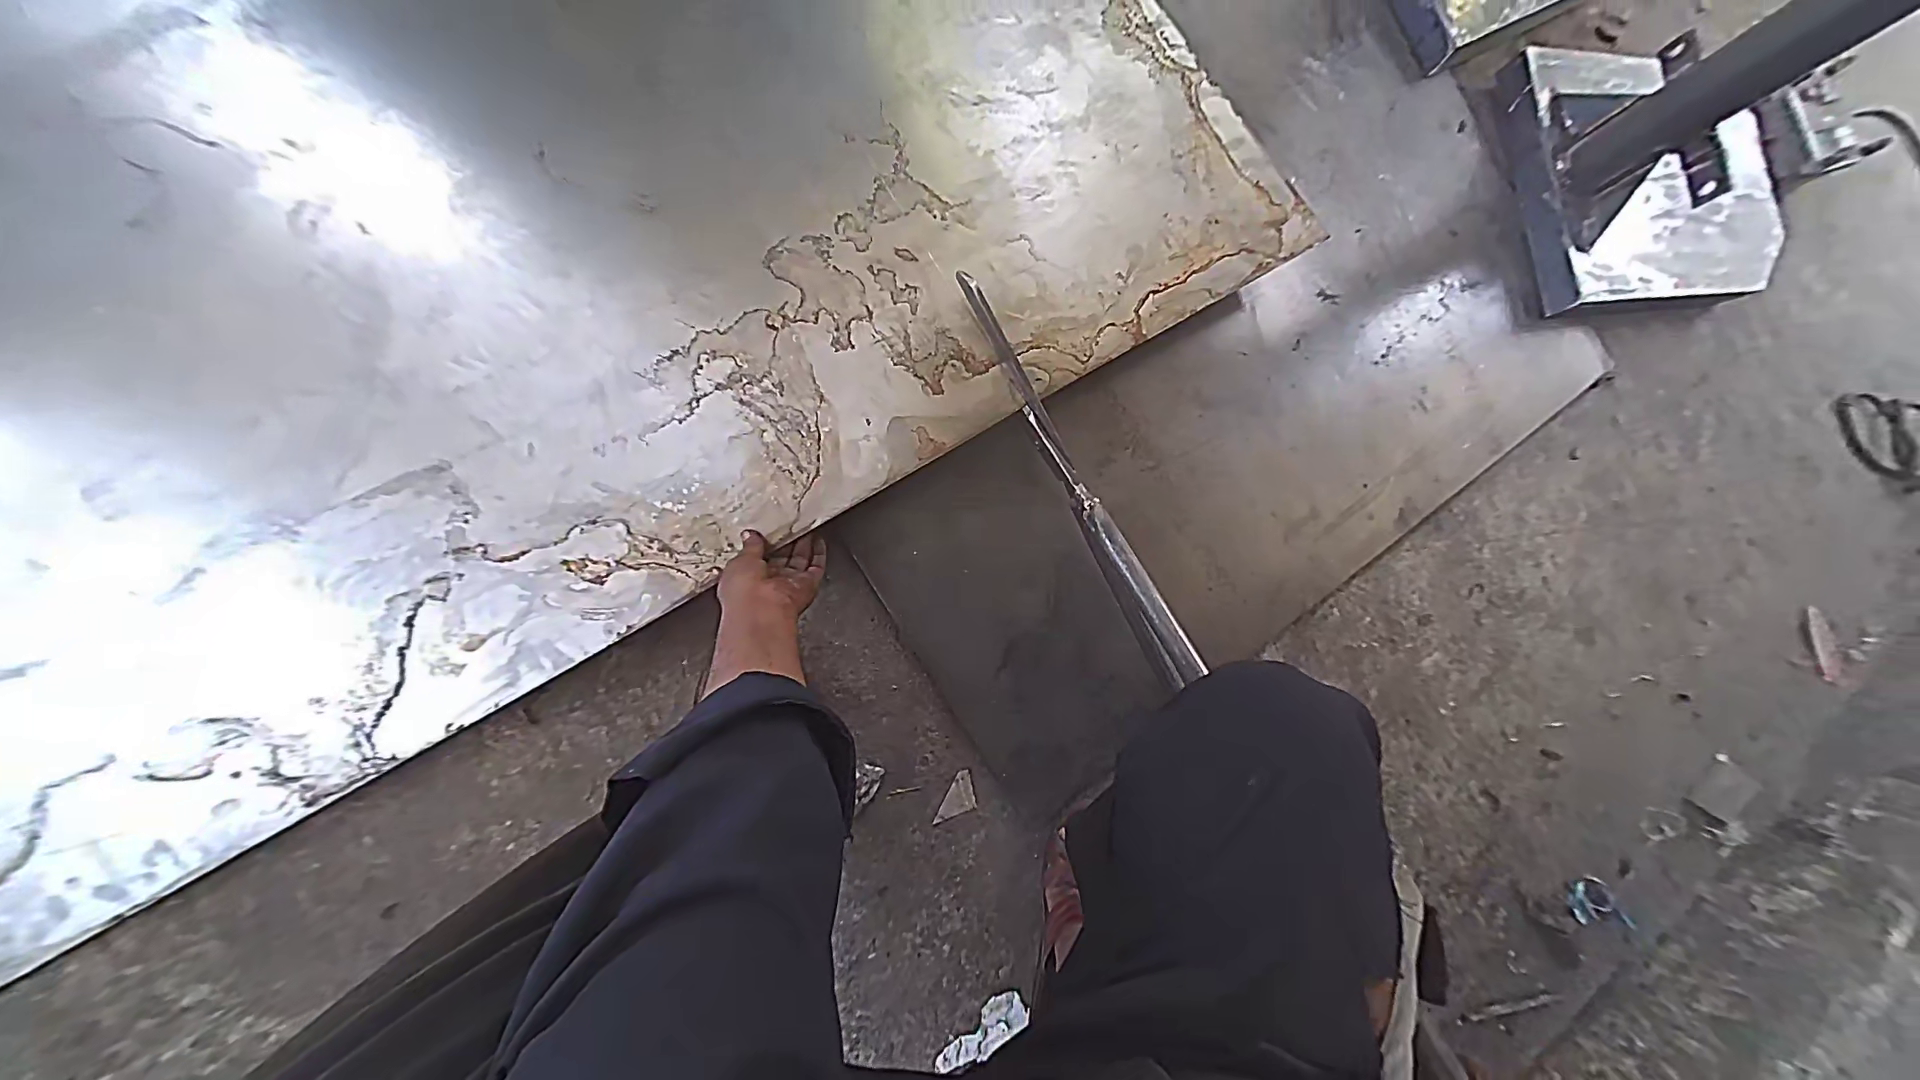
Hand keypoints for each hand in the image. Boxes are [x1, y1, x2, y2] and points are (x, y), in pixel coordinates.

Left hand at [717, 529, 827, 624]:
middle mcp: (771, 582)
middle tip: (790, 525)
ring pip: (800, 561)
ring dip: (804, 545)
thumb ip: (750, 547)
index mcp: (749, 578)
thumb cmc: (743, 590)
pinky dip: (819, 553)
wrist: (762, 610)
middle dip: (787, 542)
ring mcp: (790, 584)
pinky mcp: (808, 585)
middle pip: (782, 558)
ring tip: (805, 527)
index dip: (763, 544)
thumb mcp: (739, 560)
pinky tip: (818, 540)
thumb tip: (750, 535)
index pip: (758, 558)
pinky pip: (816, 567)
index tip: (767, 529)